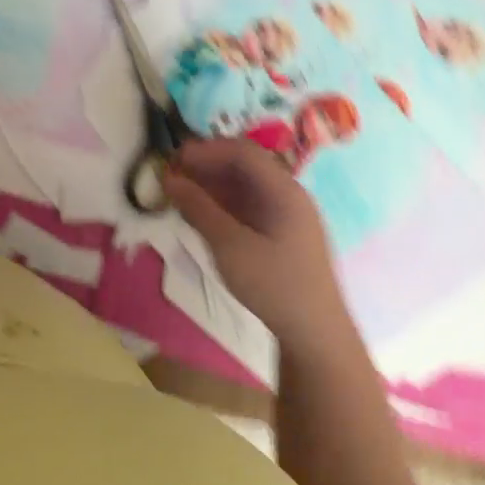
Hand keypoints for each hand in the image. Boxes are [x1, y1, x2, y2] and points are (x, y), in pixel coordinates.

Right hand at [164, 139, 354, 349]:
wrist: (315, 334)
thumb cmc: (273, 286)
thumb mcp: (229, 246)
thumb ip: (198, 208)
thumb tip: (169, 179)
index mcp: (284, 191)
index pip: (242, 153)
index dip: (205, 151)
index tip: (172, 161)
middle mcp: (288, 195)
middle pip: (244, 165)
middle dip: (206, 164)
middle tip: (172, 175)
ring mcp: (286, 214)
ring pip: (244, 184)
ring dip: (211, 183)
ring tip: (180, 193)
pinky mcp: (280, 233)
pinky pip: (248, 203)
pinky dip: (221, 201)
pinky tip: (200, 212)